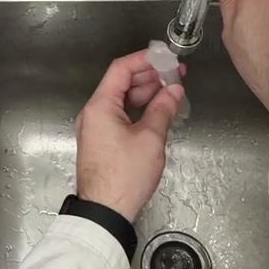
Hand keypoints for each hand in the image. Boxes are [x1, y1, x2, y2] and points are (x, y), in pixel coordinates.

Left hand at [74, 50, 185, 221]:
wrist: (105, 211)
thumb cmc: (124, 176)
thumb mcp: (150, 139)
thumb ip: (163, 109)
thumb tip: (174, 91)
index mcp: (100, 107)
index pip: (121, 69)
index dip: (145, 59)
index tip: (166, 56)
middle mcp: (93, 113)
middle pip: (120, 83)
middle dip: (149, 76)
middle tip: (175, 75)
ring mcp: (96, 128)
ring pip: (121, 100)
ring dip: (145, 93)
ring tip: (171, 92)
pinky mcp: (101, 141)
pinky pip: (120, 115)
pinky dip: (138, 109)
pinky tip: (157, 111)